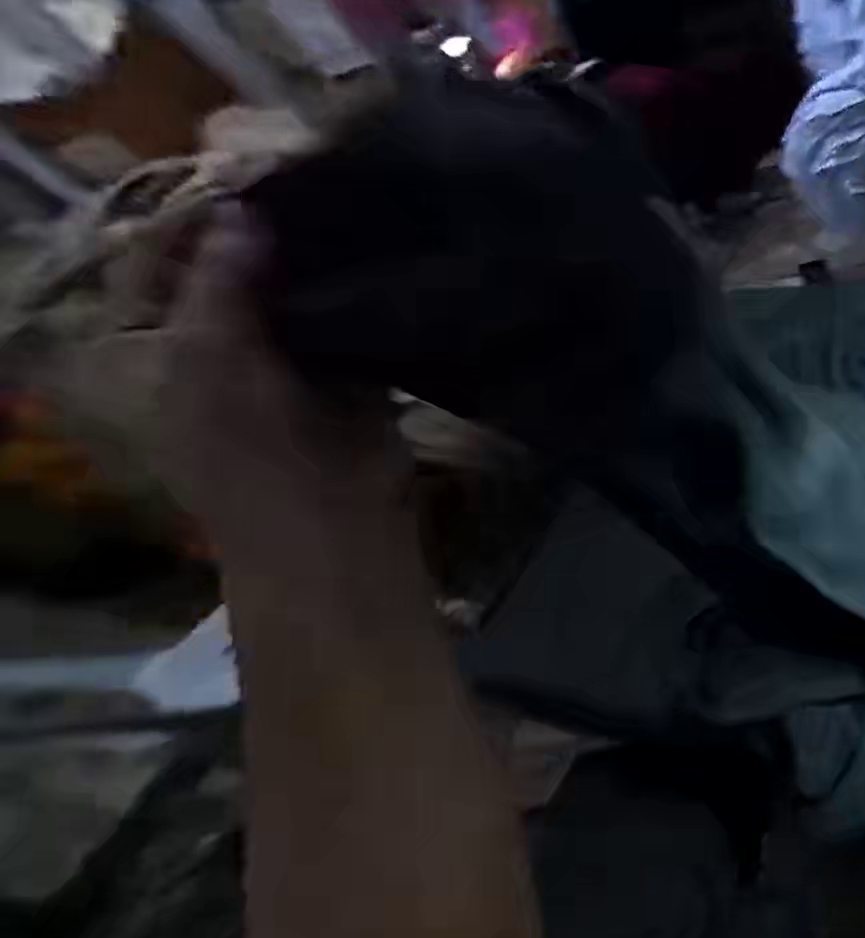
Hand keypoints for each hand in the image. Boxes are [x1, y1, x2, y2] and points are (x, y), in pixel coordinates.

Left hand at [152, 203, 407, 559]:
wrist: (333, 526)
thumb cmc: (251, 452)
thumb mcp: (213, 360)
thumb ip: (224, 288)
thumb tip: (244, 213)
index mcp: (173, 340)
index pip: (179, 262)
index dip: (209, 225)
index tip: (257, 186)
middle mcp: (236, 347)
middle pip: (252, 281)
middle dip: (281, 246)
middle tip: (319, 202)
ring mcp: (302, 369)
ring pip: (311, 307)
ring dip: (332, 278)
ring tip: (362, 231)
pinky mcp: (361, 387)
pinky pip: (363, 339)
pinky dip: (373, 314)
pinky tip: (392, 282)